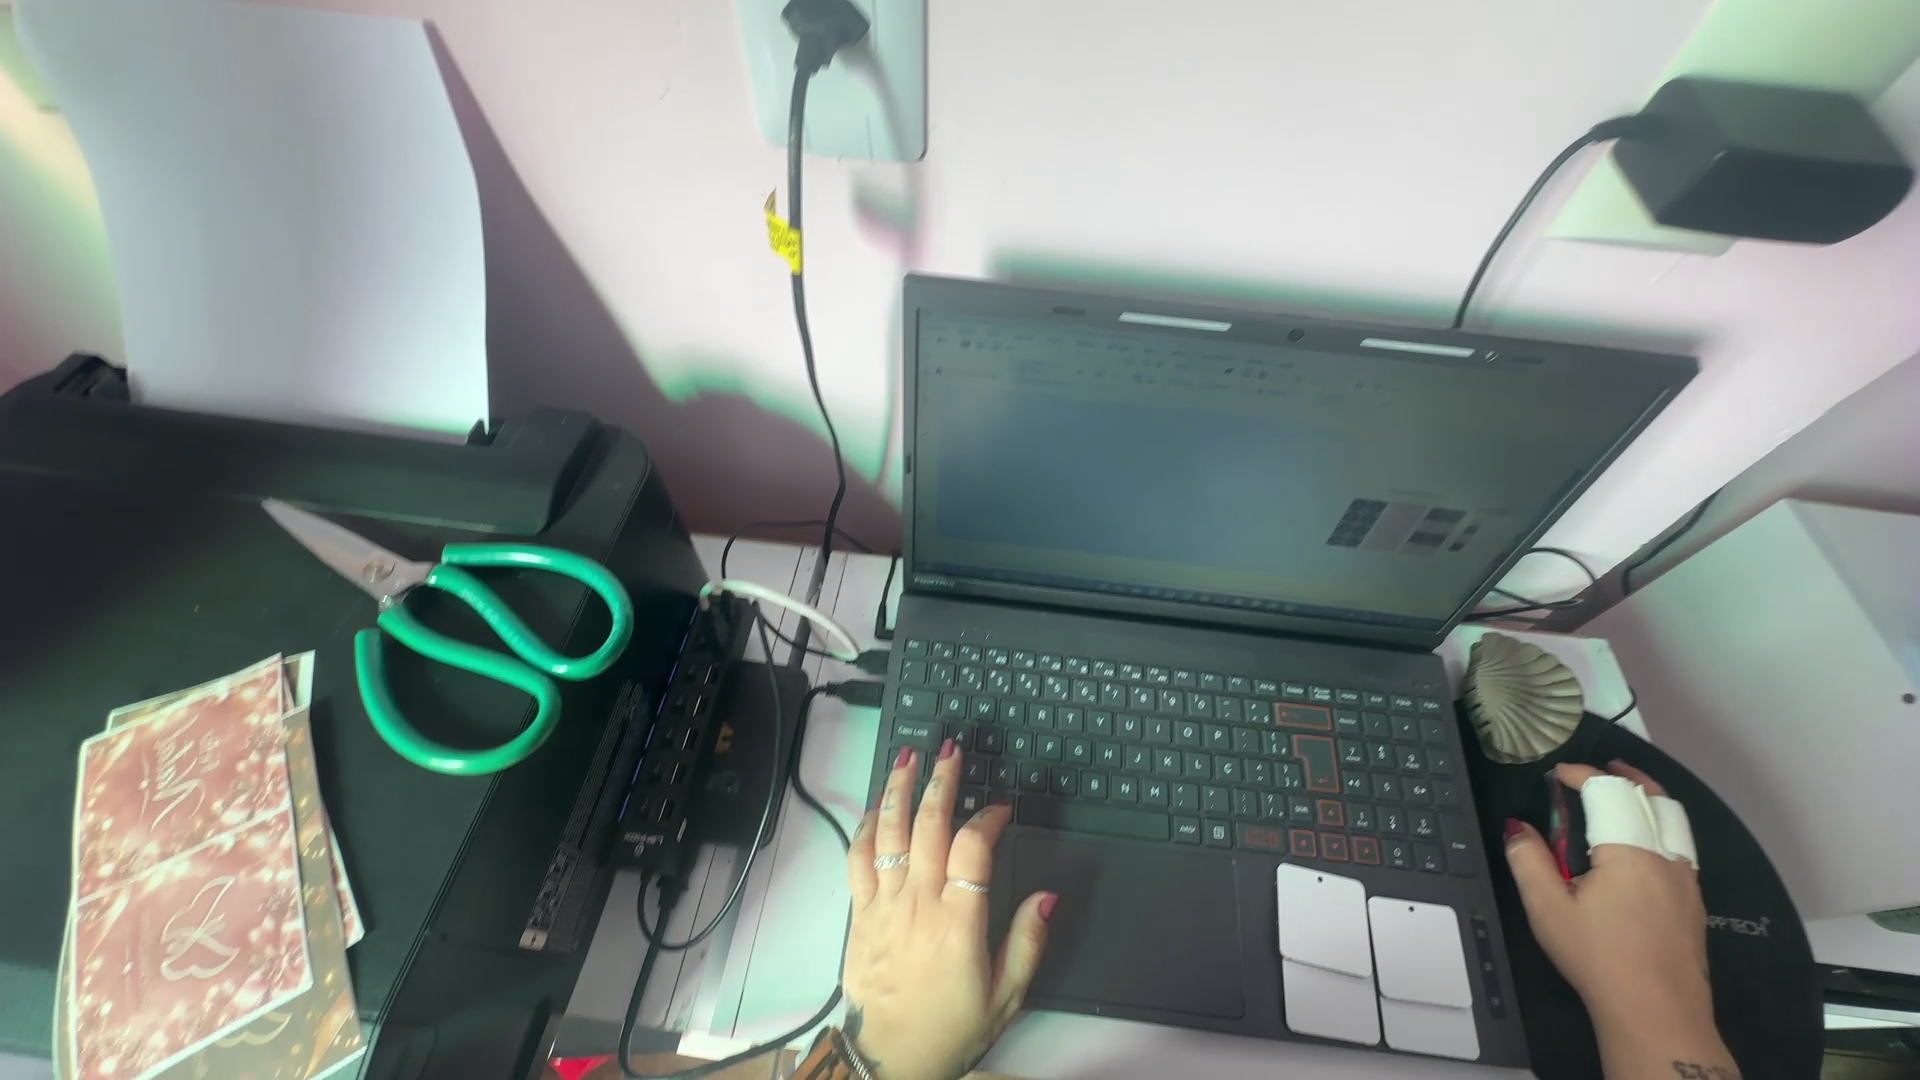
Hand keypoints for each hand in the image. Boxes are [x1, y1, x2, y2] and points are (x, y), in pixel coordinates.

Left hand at [843, 741, 1054, 1079]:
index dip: (988, 818)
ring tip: (907, 757)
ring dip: (898, 789)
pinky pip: (858, 859)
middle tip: (950, 751)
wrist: (887, 1060)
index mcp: (958, 923)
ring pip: (889, 832)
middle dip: (940, 781)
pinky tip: (875, 806)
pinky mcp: (860, 912)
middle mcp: (918, 904)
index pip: (973, 849)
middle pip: (929, 825)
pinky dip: (866, 827)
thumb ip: (1027, 942)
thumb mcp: (1005, 996)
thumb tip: (1046, 896)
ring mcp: (884, 904)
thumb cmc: (949, 1027)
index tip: (999, 807)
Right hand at [1505, 761, 1738, 1078]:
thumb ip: (1528, 858)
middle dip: (1628, 777)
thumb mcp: (1546, 907)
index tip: (1554, 773)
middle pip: (1657, 801)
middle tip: (1602, 765)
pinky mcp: (1692, 905)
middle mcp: (1667, 861)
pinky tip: (1639, 838)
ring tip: (1624, 790)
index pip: (1608, 794)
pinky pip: (1681, 847)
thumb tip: (1517, 826)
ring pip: (1677, 824)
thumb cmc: (1597, 957)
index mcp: (1631, 855)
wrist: (1657, 1015)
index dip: (1580, 775)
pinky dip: (1660, 825)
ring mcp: (1687, 884)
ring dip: (1649, 799)